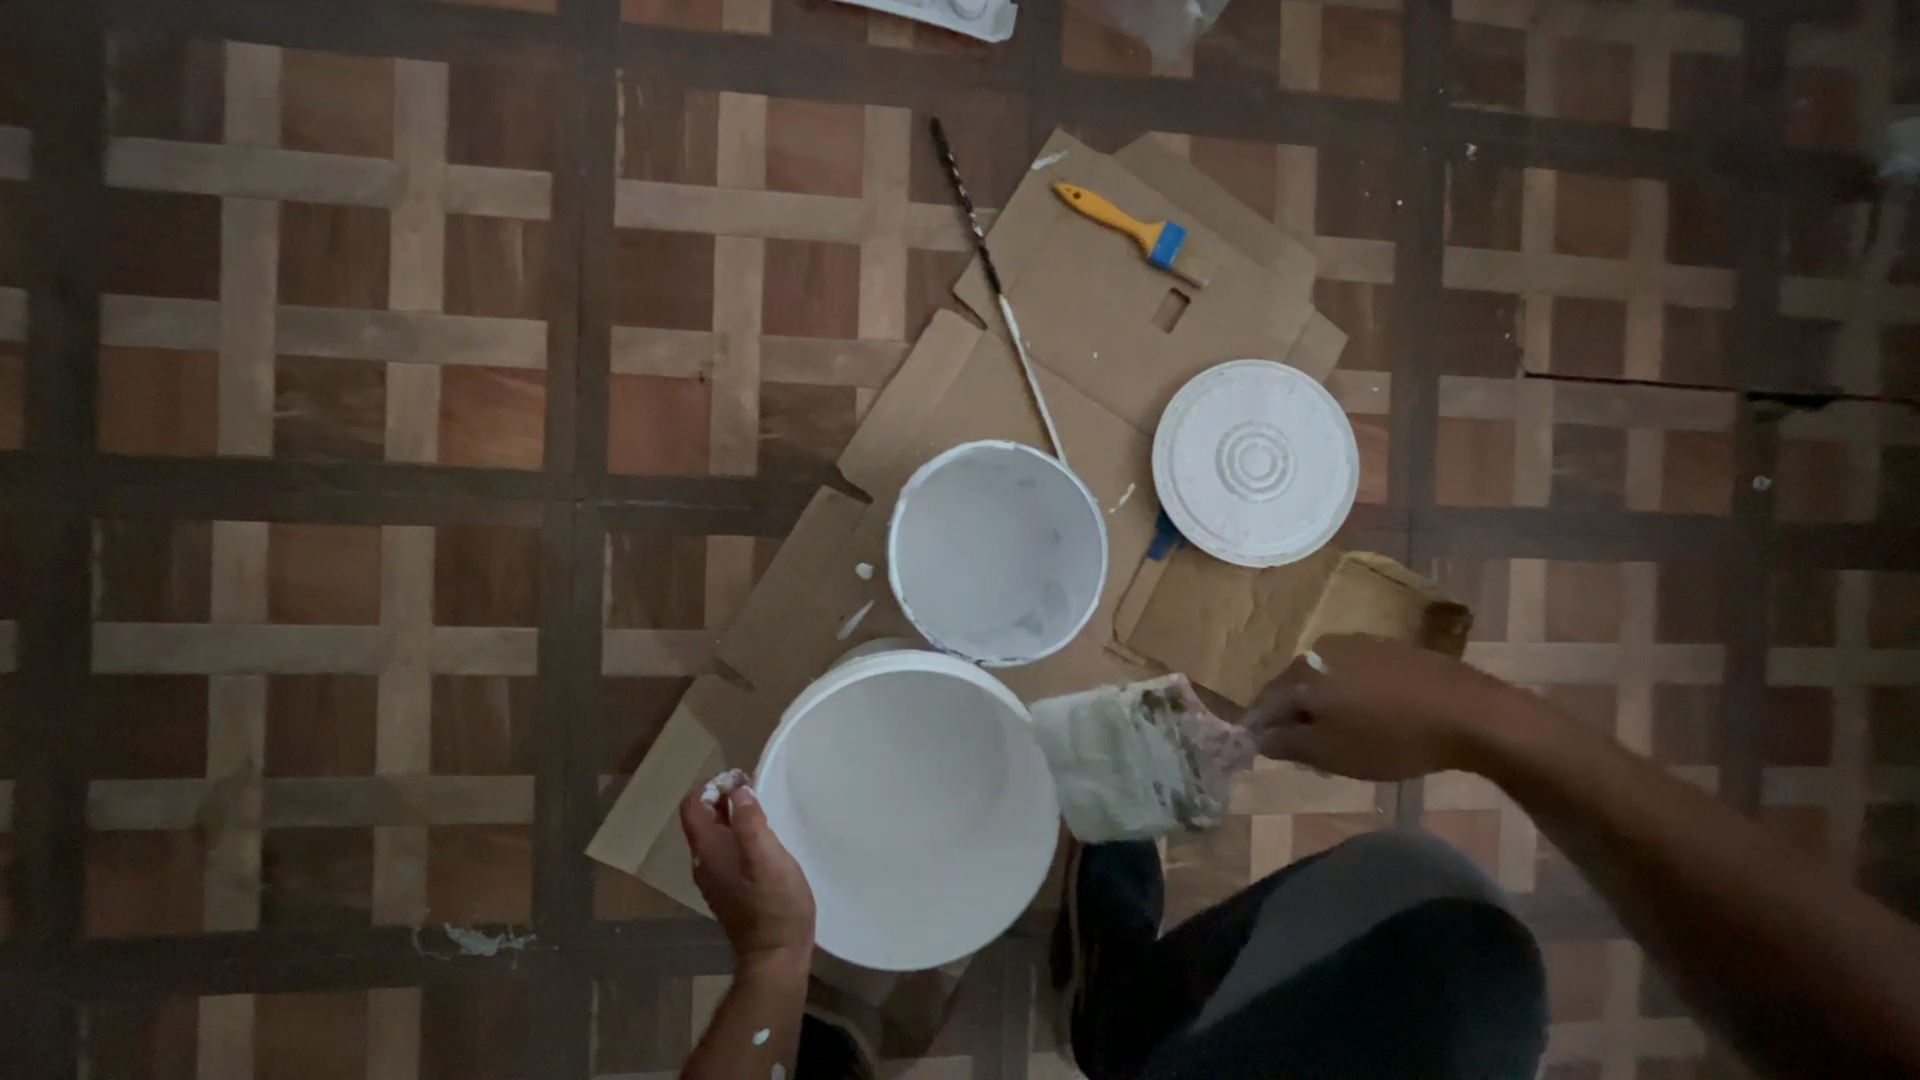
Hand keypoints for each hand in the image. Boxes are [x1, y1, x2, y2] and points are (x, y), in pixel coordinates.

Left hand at [679, 780, 815, 964]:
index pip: (693, 806)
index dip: (712, 786)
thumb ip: (750, 822)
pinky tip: (764, 839)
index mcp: (709, 851)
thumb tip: (738, 790)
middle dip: (724, 797)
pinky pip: (727, 851)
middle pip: (702, 819)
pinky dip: (739, 835)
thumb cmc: (774, 904)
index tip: (742, 779)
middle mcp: (705, 863)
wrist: (775, 956)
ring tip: (762, 808)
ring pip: (715, 836)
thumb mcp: (767, 857)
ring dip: (733, 815)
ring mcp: (716, 879)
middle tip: (755, 787)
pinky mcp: (730, 890)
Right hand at [1241, 634, 1520, 780]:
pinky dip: (1354, 695)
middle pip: (1294, 688)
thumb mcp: (1330, 753)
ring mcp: (1357, 643)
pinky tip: (1375, 718)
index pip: (1264, 702)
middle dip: (1296, 718)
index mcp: (1300, 672)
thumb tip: (1258, 738)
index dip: (1263, 730)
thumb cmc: (1390, 737)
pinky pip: (1355, 673)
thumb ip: (1285, 745)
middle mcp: (1320, 648)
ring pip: (1325, 679)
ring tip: (1345, 737)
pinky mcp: (1390, 648)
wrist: (1472, 714)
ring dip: (1326, 706)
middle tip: (1311, 752)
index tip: (1272, 753)